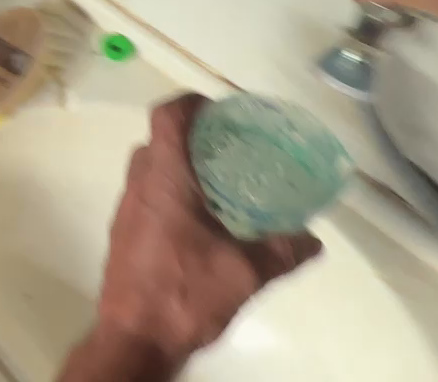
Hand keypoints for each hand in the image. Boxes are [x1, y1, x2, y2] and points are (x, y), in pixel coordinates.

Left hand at [65, 95, 321, 379]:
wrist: (133, 334)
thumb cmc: (184, 291)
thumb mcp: (244, 272)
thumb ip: (280, 251)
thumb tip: (313, 239)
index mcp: (163, 176)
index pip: (166, 116)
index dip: (189, 102)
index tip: (218, 108)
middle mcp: (139, 181)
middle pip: (159, 138)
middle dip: (191, 135)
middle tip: (229, 147)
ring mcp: (127, 205)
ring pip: (150, 165)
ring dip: (180, 163)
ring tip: (220, 182)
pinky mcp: (125, 228)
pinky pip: (147, 191)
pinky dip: (170, 189)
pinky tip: (200, 218)